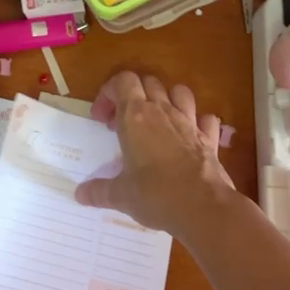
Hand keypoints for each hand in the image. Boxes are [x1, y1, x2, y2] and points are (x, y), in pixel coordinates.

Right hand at [74, 71, 237, 236]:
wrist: (203, 208)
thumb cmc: (155, 195)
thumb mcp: (121, 196)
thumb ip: (99, 191)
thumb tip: (80, 195)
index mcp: (135, 117)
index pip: (121, 81)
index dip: (108, 93)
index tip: (101, 119)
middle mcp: (162, 111)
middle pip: (148, 82)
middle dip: (133, 95)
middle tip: (123, 123)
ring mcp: (189, 122)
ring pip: (179, 92)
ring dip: (166, 99)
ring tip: (156, 121)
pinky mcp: (209, 138)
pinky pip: (205, 119)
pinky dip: (197, 122)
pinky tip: (189, 136)